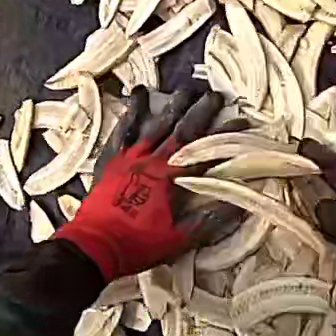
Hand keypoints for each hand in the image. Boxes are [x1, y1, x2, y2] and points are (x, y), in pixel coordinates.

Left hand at [55, 85, 239, 279]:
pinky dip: (131, 113)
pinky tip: (137, 98)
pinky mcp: (109, 159)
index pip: (204, 151)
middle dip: (200, 110)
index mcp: (169, 177)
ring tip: (184, 89)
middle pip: (179, 129)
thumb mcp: (180, 238)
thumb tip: (242, 202)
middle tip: (216, 94)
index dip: (226, 136)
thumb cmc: (138, 244)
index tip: (243, 122)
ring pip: (152, 123)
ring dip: (170, 105)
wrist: (93, 246)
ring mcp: (128, 157)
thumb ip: (210, 220)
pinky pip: (122, 130)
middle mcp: (150, 160)